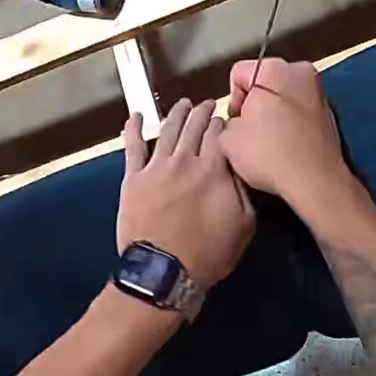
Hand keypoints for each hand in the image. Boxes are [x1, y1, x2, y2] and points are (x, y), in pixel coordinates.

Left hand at [118, 99, 253, 288]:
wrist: (163, 270)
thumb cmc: (208, 253)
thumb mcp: (244, 224)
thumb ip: (244, 190)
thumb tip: (242, 166)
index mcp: (214, 170)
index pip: (220, 135)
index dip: (224, 124)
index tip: (226, 119)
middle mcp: (185, 160)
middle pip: (195, 126)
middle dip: (203, 112)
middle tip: (208, 104)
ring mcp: (156, 167)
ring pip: (167, 130)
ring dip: (177, 114)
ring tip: (183, 104)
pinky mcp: (132, 179)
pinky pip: (132, 147)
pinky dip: (132, 128)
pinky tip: (134, 116)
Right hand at [219, 58, 351, 210]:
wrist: (313, 180)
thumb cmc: (272, 155)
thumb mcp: (227, 139)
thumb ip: (226, 123)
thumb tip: (236, 126)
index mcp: (274, 69)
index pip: (238, 73)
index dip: (232, 100)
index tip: (235, 122)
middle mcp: (301, 73)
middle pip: (263, 84)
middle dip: (254, 105)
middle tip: (248, 133)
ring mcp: (319, 94)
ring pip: (283, 99)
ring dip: (273, 116)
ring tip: (267, 144)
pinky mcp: (329, 116)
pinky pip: (300, 114)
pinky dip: (291, 126)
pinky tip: (284, 148)